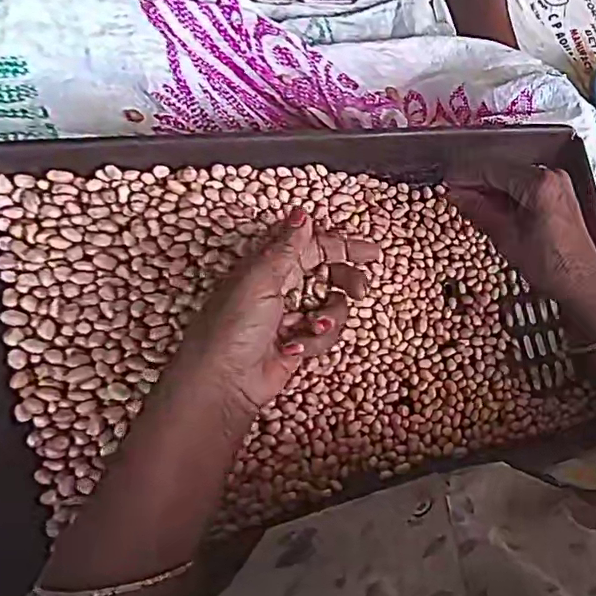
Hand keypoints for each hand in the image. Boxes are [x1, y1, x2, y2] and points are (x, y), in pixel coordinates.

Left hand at [168, 208, 379, 417]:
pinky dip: (315, 341)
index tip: (371, 253)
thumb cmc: (232, 328)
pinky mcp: (300, 341)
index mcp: (271, 267)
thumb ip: (287, 247)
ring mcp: (293, 316)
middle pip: (330, 274)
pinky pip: (326, 334)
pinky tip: (295, 348)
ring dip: (328, 318)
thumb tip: (302, 213)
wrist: (224, 381)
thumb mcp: (260, 280)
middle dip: (347, 282)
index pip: (314, 246)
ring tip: (311, 328)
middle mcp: (284, 288)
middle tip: (359, 291)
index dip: (343, 247)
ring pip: (333, 307)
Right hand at [447, 163, 595, 338]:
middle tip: (453, 197)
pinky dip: (509, 196)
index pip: (491, 169)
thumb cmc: (551, 266)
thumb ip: (480, 210)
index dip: (464, 176)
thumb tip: (455, 194)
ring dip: (492, 190)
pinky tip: (493, 210)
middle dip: (477, 183)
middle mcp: (551, 175)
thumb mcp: (508, 239)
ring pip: (514, 178)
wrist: (584, 284)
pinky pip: (527, 188)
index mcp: (538, 183)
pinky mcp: (561, 196)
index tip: (444, 184)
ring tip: (469, 206)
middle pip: (503, 170)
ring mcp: (559, 184)